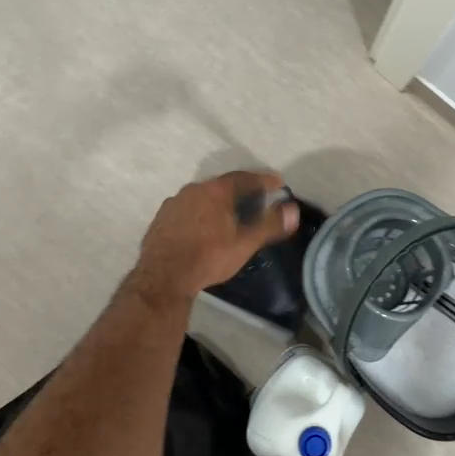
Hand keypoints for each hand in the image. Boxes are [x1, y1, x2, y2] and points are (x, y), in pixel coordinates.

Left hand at [130, 171, 298, 302]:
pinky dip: (201, 214)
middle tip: (257, 199)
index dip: (263, 180)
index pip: (244, 178)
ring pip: (203, 198)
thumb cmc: (208, 257)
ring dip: (219, 203)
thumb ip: (269, 224)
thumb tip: (293, 210)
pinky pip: (188, 210)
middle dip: (242, 191)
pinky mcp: (161, 219)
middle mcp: (193, 190)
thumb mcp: (244, 243)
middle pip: (223, 185)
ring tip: (231, 215)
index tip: (278, 183)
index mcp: (214, 191)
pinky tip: (204, 228)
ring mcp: (174, 204)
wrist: (162, 278)